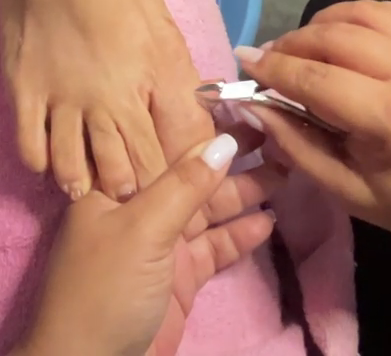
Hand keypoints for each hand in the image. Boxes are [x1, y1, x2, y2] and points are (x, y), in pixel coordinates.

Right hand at [0, 0, 213, 200]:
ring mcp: (63, 96)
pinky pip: (32, 152)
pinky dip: (46, 161)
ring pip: (79, 174)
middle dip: (138, 186)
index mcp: (158, 74)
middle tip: (134, 182)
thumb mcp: (159, 13)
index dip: (182, 178)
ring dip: (91, 180)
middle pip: (132, 176)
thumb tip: (181, 109)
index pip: (180, 156)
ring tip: (93, 174)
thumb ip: (170, 71)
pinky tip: (54, 150)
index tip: (178, 182)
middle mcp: (113, 97)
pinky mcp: (21, 86)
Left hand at [17, 134, 281, 355]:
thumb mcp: (142, 228)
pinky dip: (240, 234)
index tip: (238, 102)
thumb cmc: (105, 288)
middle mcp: (139, 206)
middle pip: (191, 174)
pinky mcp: (179, 278)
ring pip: (208, 209)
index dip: (200, 123)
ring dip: (244, 193)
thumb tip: (223, 141)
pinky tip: (269, 219)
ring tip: (285, 169)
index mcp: (118, 183)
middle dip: (230, 156)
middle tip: (274, 133)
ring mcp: (160, 243)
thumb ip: (184, 185)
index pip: (162, 141)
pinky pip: (214, 247)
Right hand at [237, 0, 390, 259]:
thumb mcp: (352, 194)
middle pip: (332, 36)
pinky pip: (388, 11)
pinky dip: (354, 15)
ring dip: (320, 24)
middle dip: (291, 43)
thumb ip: (297, 146)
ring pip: (358, 13)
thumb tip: (253, 106)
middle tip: (269, 58)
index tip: (243, 62)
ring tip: (302, 46)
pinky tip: (341, 34)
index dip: (272, 69)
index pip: (314, 78)